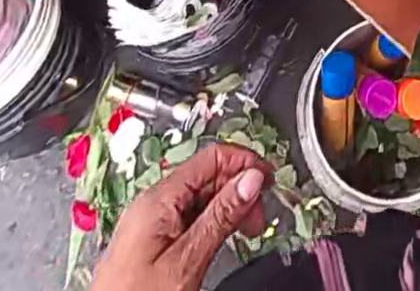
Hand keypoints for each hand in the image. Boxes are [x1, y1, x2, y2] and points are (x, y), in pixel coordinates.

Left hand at [90, 144, 271, 290]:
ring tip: (247, 230)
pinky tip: (224, 237)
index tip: (269, 183)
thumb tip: (254, 177)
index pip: (212, 157)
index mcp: (158, 199)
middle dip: (240, 188)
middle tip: (259, 217)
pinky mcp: (151, 243)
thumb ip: (221, 215)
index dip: (245, 163)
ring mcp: (150, 223)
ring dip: (230, 206)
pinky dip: (214, 222)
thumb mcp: (187, 262)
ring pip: (202, 196)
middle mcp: (153, 203)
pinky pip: (190, 217)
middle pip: (208, 174)